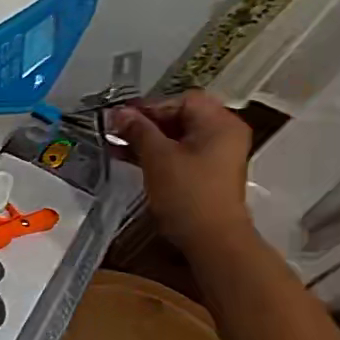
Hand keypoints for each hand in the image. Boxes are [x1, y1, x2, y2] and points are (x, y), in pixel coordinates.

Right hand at [109, 91, 254, 255]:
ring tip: (116, 145)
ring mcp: (217, 154)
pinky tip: (131, 158)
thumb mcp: (158, 157)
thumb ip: (138, 130)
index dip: (149, 107)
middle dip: (145, 123)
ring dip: (147, 139)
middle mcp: (223, 133)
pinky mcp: (207, 173)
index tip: (119, 118)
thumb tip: (118, 113)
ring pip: (177, 136)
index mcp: (219, 123)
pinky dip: (157, 153)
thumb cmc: (187, 193)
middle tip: (115, 130)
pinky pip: (180, 153)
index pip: (181, 101)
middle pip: (180, 117)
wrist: (211, 238)